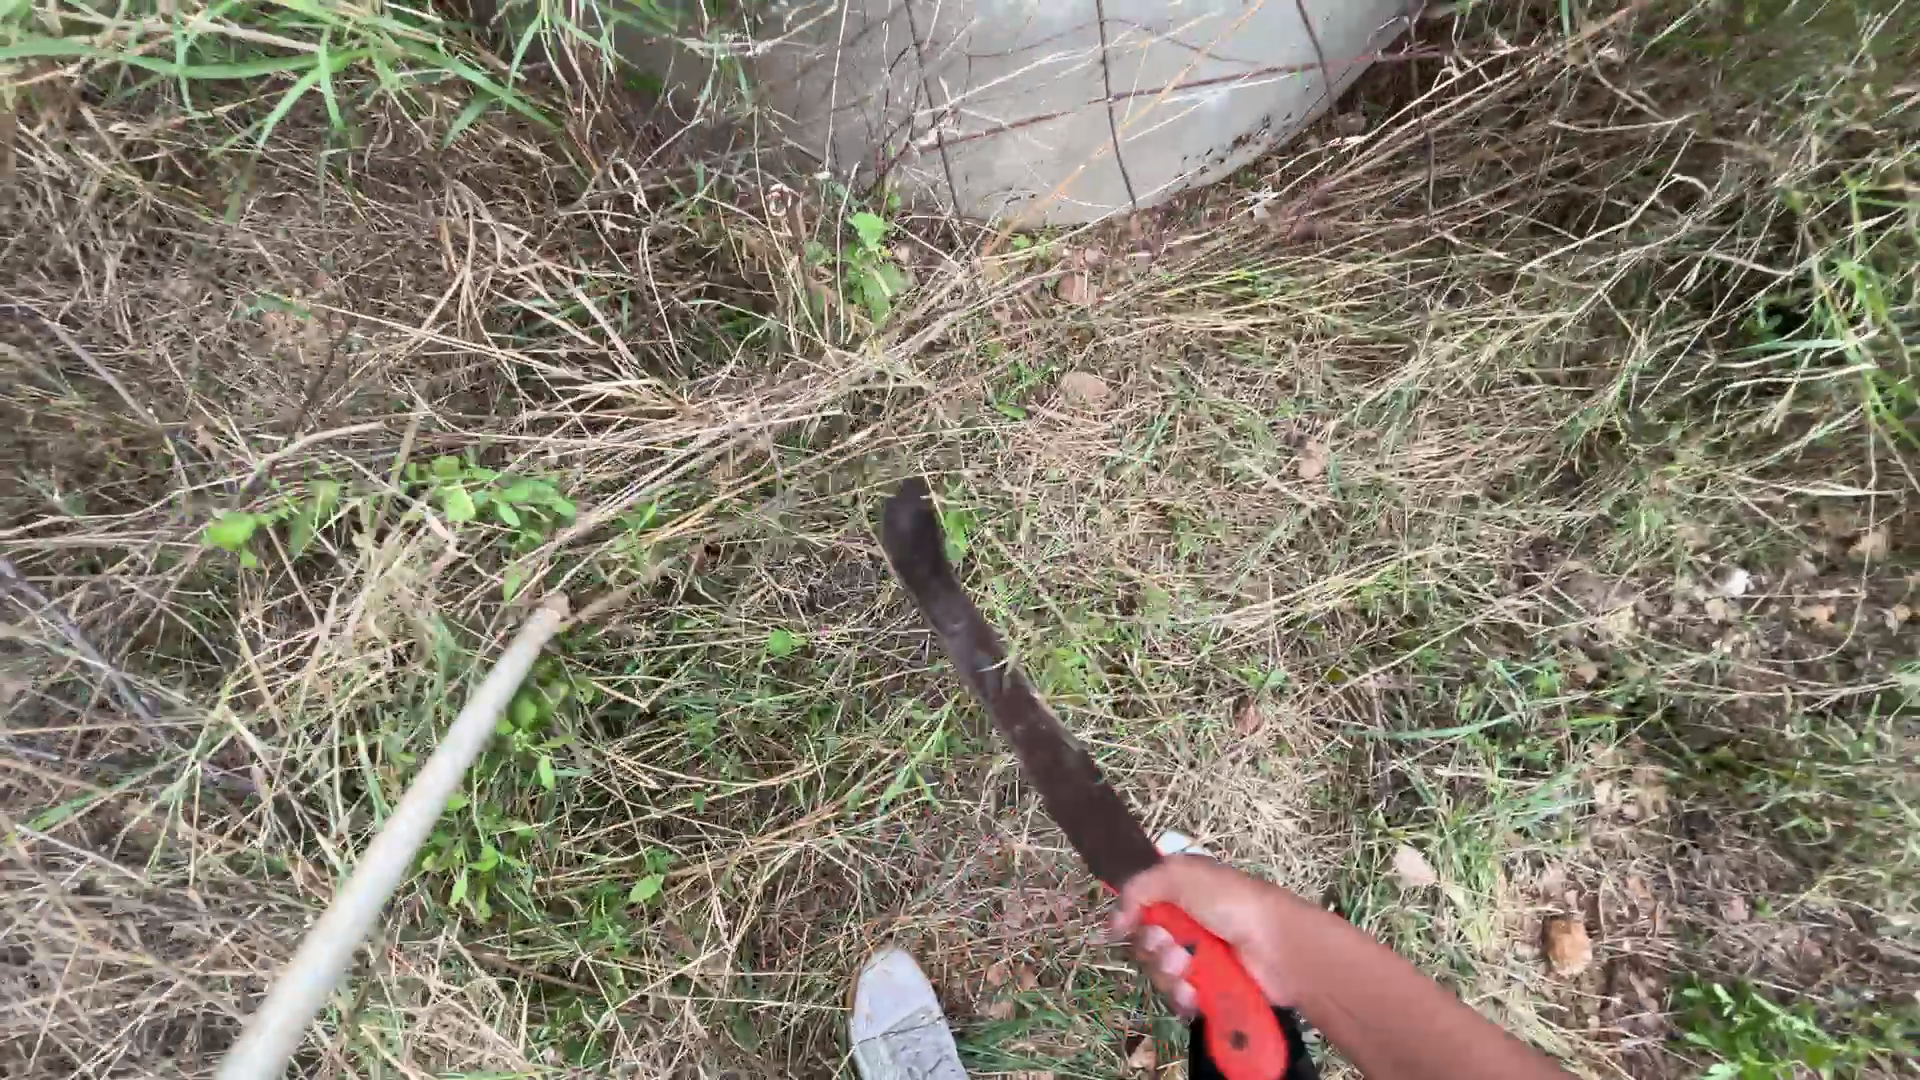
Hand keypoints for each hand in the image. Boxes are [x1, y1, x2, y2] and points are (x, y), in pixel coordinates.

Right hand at [1111, 855, 1308, 1012]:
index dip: (1128, 916)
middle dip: (1151, 946)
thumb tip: (1114, 921)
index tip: (1123, 926)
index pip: (1138, 903)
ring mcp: (1197, 954)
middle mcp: (1184, 920)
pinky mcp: (1208, 987)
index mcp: (1177, 887)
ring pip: (1159, 970)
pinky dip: (1181, 996)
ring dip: (1166, 971)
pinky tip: (1193, 993)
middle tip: (1168, 945)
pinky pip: (1178, 996)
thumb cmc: (1230, 901)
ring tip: (1186, 968)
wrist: (1278, 947)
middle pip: (1144, 939)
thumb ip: (1137, 888)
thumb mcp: (1178, 875)